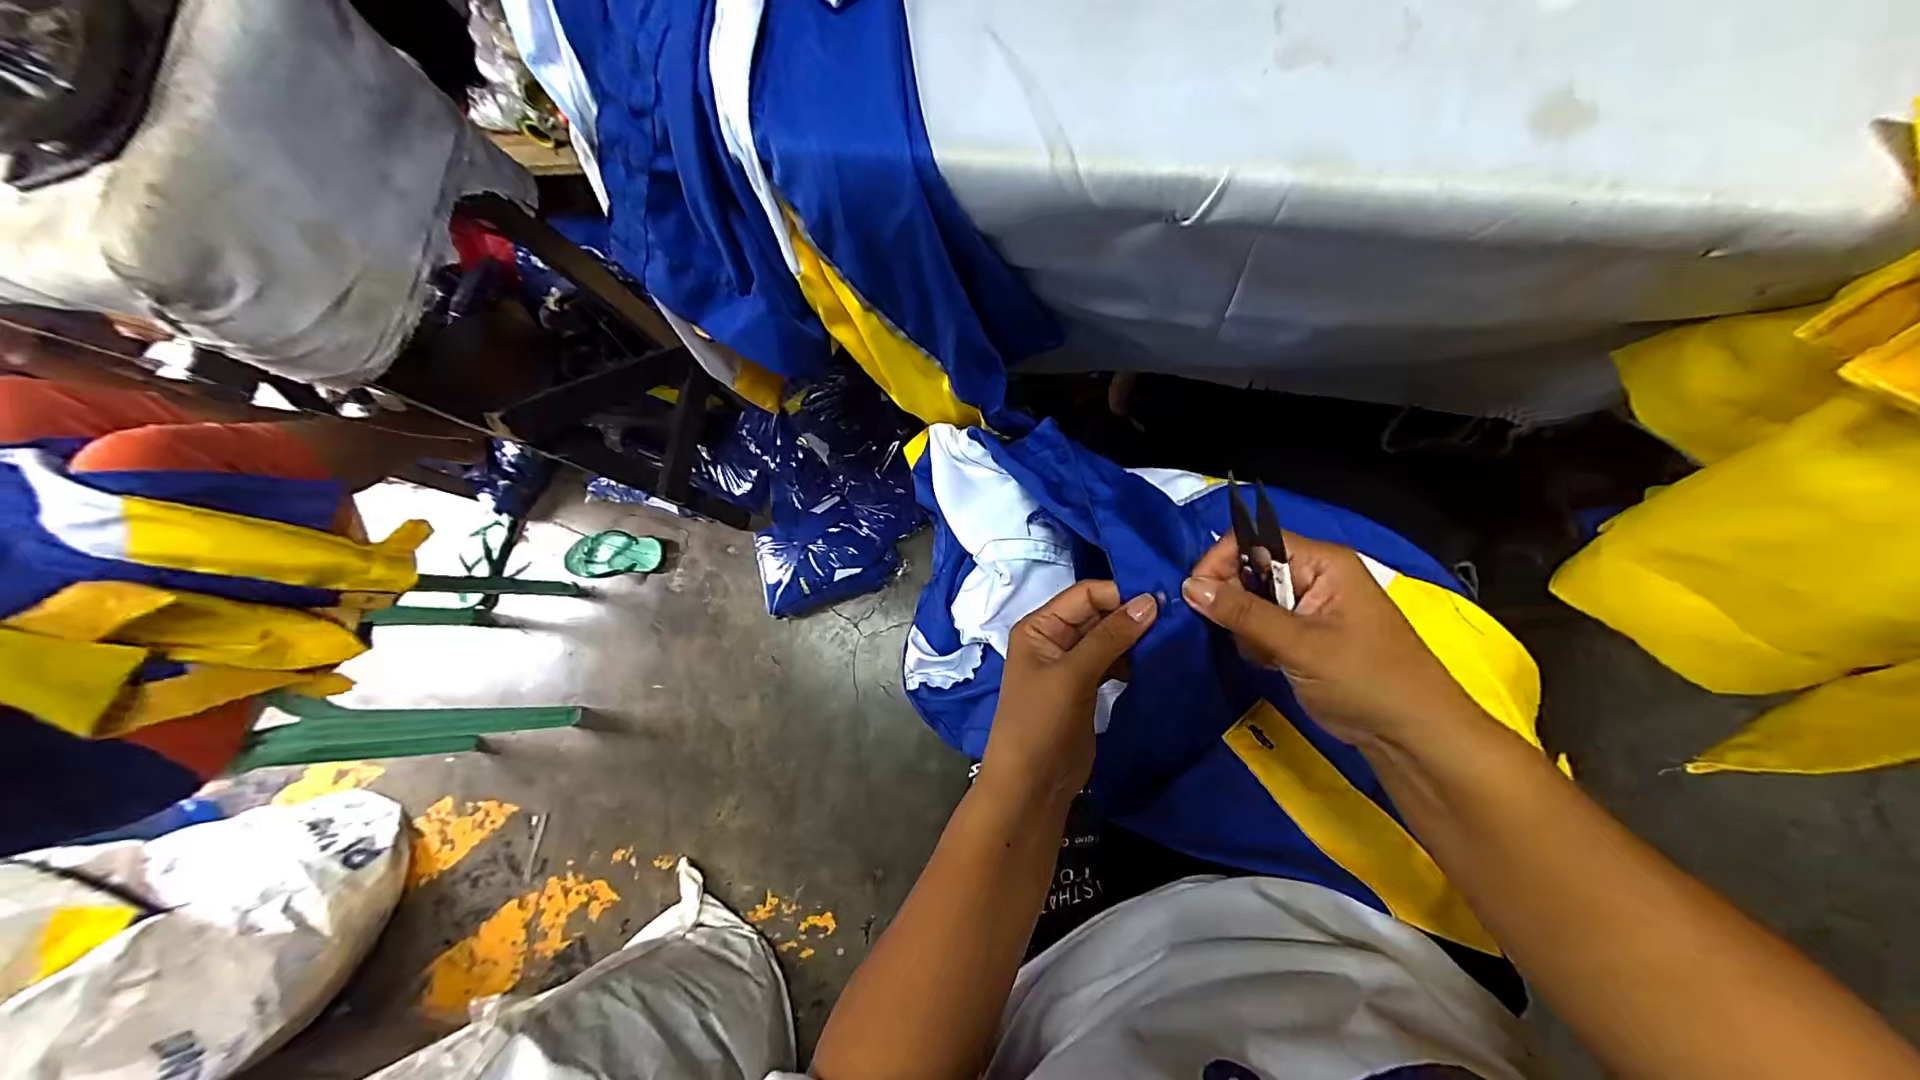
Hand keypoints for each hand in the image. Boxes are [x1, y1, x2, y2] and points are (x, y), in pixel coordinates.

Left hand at [981, 581, 1157, 797]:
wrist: (1032, 784)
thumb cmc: (1041, 722)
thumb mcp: (1073, 675)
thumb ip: (1110, 637)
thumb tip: (1150, 601)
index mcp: (1039, 626)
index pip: (1084, 594)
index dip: (1120, 594)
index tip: (1162, 600)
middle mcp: (1053, 638)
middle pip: (1098, 613)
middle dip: (1132, 615)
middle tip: (1176, 619)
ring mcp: (1070, 664)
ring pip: (1108, 638)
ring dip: (1135, 638)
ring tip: (1170, 640)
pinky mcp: (1086, 687)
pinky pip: (1112, 661)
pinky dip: (1131, 661)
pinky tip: (1153, 664)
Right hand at [1181, 532, 1482, 747]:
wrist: (1412, 736)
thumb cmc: (1367, 681)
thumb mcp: (1300, 645)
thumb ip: (1243, 614)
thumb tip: (1189, 586)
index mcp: (1323, 563)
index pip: (1253, 541)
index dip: (1220, 562)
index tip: (1196, 595)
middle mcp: (1314, 576)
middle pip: (1248, 571)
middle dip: (1233, 602)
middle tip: (1237, 634)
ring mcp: (1309, 607)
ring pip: (1250, 601)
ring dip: (1244, 628)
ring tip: (1264, 655)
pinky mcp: (1303, 635)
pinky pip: (1260, 625)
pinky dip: (1255, 643)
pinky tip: (1270, 663)